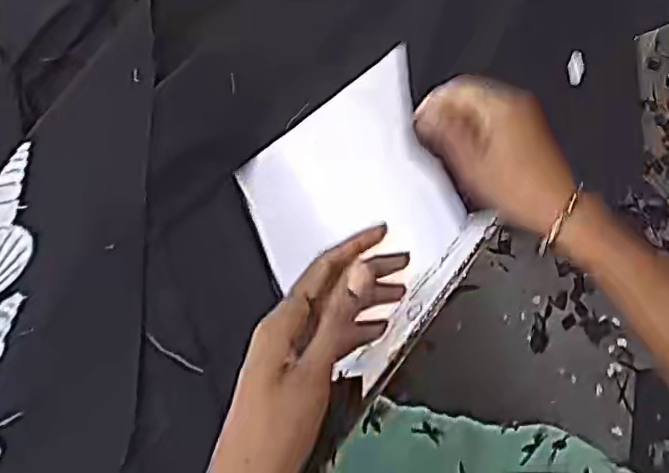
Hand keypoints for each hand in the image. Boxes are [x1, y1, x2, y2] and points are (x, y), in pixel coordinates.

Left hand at [208, 226, 406, 472]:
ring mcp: (287, 352)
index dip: (356, 246)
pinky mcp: (294, 373)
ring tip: (396, 292)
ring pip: (334, 312)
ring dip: (366, 300)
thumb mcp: (313, 369)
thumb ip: (338, 318)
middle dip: (368, 271)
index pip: (325, 267)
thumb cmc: (268, 435)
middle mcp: (282, 332)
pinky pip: (330, 336)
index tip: (380, 232)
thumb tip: (358, 274)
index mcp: (282, 323)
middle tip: (400, 261)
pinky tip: (373, 331)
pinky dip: (356, 328)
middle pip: (332, 287)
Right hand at [414, 76, 578, 237]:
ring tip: (449, 144)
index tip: (421, 119)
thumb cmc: (524, 192)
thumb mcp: (471, 166)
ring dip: (462, 119)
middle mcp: (515, 102)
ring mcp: (525, 113)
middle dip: (446, 112)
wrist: (559, 209)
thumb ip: (445, 135)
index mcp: (500, 105)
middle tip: (430, 132)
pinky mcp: (529, 125)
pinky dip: (479, 127)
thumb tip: (428, 118)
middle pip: (469, 94)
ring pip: (481, 105)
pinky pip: (495, 116)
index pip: (456, 88)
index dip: (433, 104)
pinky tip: (472, 148)